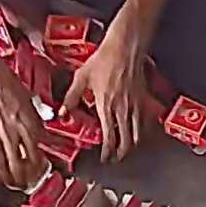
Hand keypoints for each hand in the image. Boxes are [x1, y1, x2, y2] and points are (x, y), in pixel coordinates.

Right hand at [0, 42, 48, 189]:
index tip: (40, 172)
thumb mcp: (26, 96)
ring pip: (3, 161)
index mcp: (28, 121)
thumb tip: (36, 133)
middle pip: (21, 162)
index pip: (36, 151)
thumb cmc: (2, 77)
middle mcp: (12, 129)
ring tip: (12, 184)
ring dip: (9, 176)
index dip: (38, 166)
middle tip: (26, 186)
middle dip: (25, 178)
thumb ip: (32, 117)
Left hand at [62, 22, 147, 161]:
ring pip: (137, 134)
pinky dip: (141, 131)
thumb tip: (62, 114)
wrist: (125, 48)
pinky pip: (143, 122)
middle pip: (126, 140)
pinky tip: (138, 132)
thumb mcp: (81, 78)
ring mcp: (135, 106)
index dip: (108, 151)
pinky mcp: (143, 100)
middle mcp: (122, 110)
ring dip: (132, 145)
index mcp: (106, 107)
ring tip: (127, 149)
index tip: (105, 158)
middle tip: (116, 158)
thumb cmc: (103, 60)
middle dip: (121, 152)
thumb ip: (71, 98)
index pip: (109, 137)